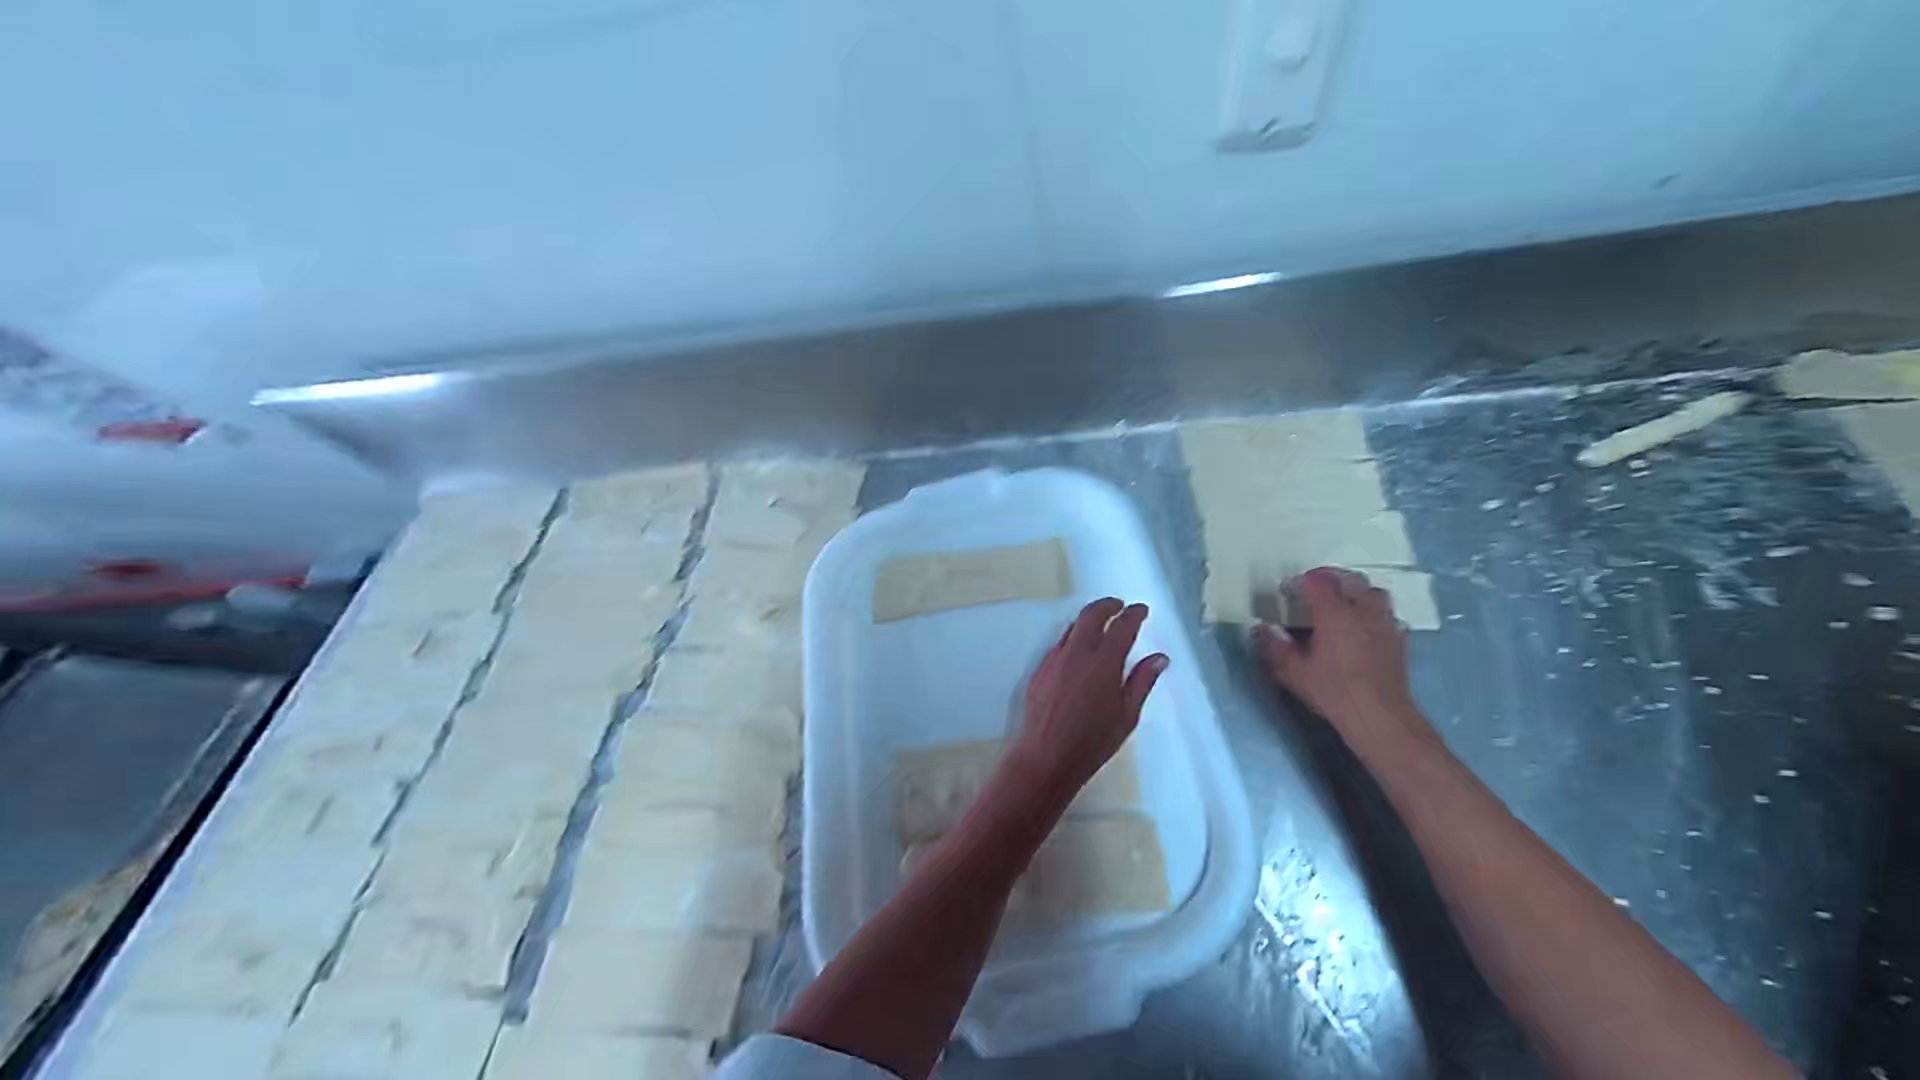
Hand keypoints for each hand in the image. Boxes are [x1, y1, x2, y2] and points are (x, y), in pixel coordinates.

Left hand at [1016, 598, 1168, 787]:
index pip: (1122, 626)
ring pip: (1072, 626)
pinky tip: (1079, 648)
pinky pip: (1058, 643)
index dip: (1134, 614)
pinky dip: (1072, 637)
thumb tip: (1158, 659)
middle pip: (1092, 615)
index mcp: (1104, 662)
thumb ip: (1142, 682)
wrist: (1046, 756)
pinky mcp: (1040, 669)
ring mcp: (1055, 659)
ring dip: (1088, 619)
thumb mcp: (1127, 715)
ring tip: (1100, 624)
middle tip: (1119, 606)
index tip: (1140, 610)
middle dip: (1108, 605)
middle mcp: (1077, 653)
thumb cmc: (1091, 742)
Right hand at [1253, 567, 1438, 759]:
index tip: (1290, 590)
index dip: (1303, 581)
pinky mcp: (1399, 640)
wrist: (1378, 715)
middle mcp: (1363, 612)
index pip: (1320, 581)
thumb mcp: (1293, 672)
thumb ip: (1274, 647)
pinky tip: (1365, 627)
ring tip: (1344, 604)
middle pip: (1351, 580)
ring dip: (1358, 592)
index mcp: (1334, 614)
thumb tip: (1261, 628)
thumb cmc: (1332, 691)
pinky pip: (1388, 614)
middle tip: (1316, 590)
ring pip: (1375, 592)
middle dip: (1332, 579)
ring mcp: (1385, 624)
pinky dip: (1374, 613)